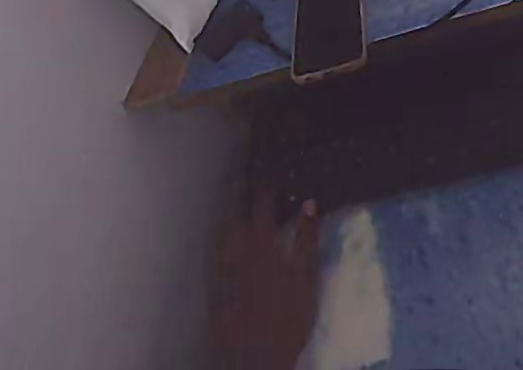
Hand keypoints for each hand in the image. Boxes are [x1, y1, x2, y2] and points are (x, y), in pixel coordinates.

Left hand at [211, 190, 321, 369]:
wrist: (253, 362)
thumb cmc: (287, 321)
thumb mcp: (305, 281)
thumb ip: (307, 241)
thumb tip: (310, 203)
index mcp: (262, 245)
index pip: (262, 206)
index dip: (266, 187)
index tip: (271, 172)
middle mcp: (238, 250)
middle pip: (234, 212)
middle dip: (238, 191)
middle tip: (241, 173)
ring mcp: (222, 268)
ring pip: (220, 228)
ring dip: (225, 208)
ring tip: (229, 195)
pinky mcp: (213, 286)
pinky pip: (213, 248)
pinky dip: (217, 233)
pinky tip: (219, 233)